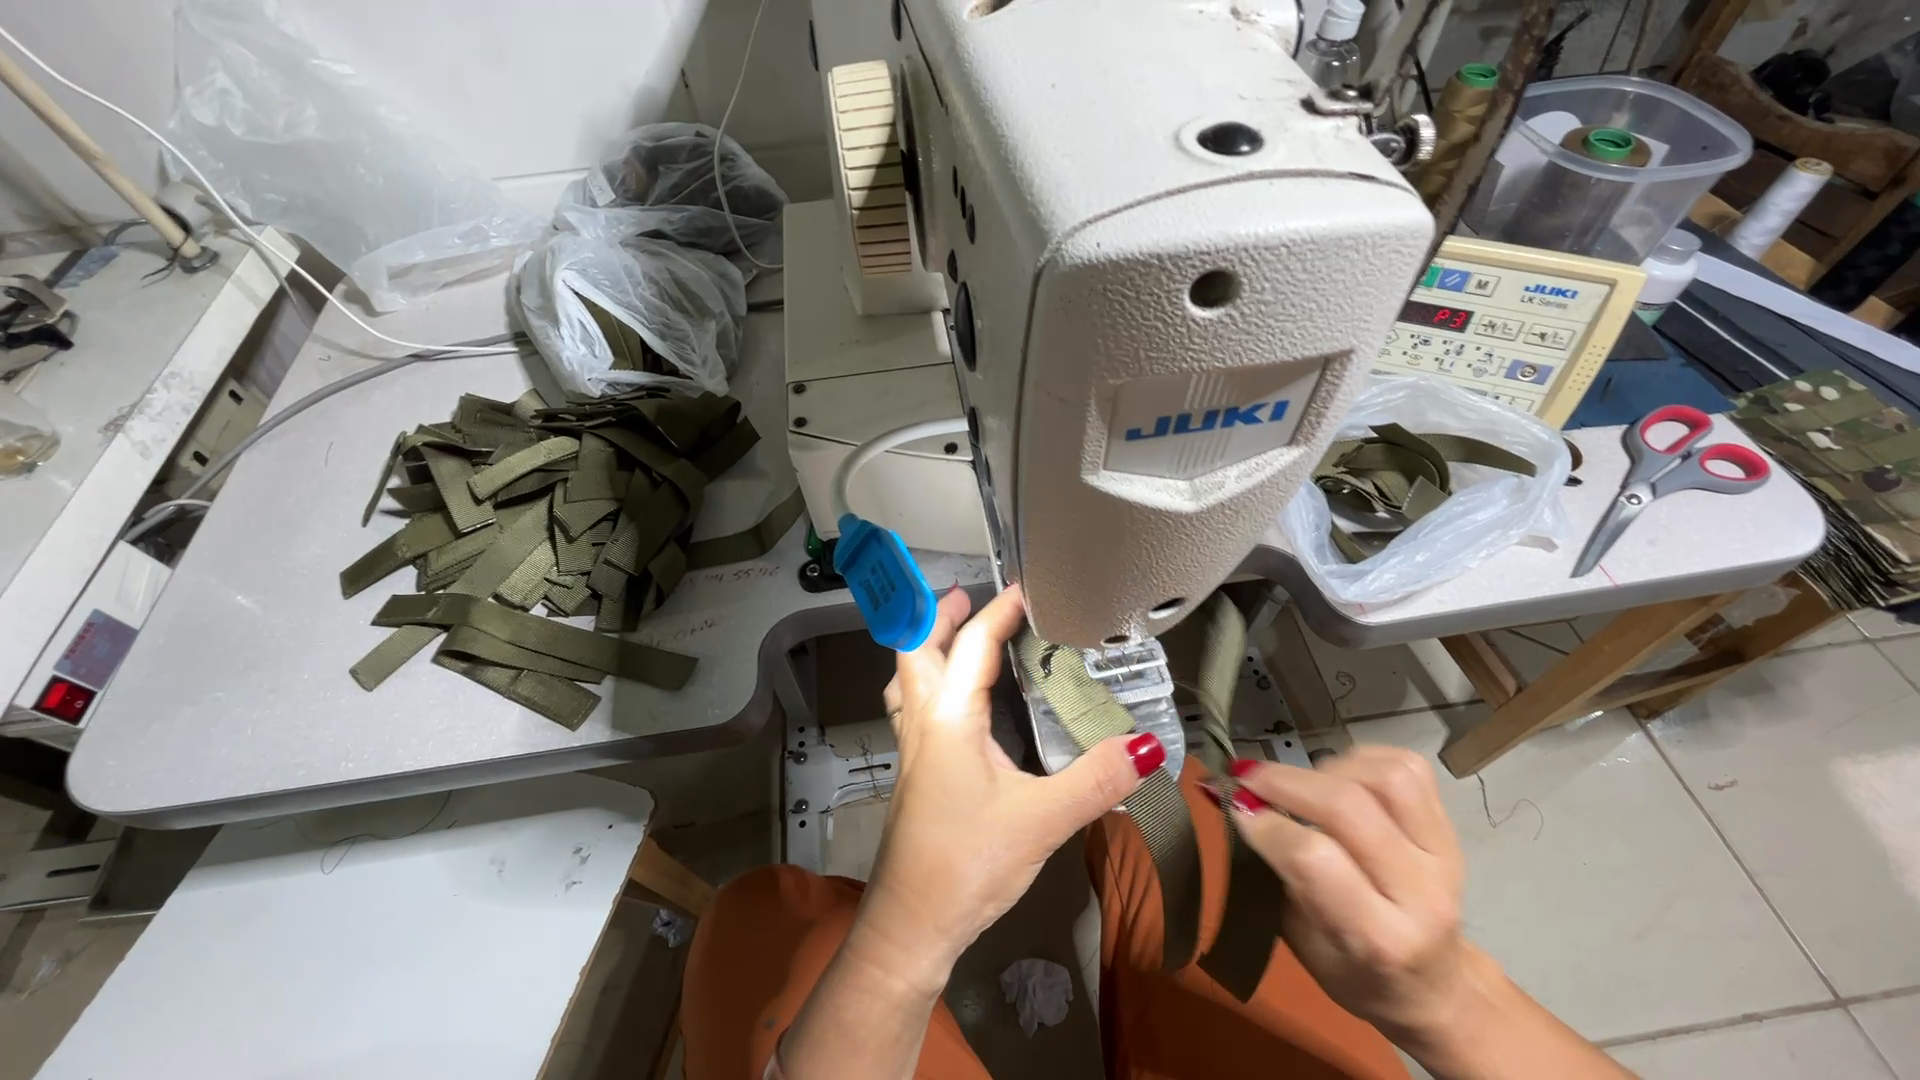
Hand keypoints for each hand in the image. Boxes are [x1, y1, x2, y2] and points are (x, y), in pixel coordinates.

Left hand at [856, 584, 1164, 991]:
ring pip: (907, 678)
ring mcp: (912, 749)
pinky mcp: (914, 774)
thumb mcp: (1042, 820)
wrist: (912, 924)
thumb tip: (1148, 744)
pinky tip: (953, 704)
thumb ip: (1096, 779)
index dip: (997, 610)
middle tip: (969, 595)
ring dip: (927, 647)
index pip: (971, 644)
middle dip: (938, 615)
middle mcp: (922, 722)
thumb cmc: (968, 863)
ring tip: (954, 632)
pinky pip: (912, 708)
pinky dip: (928, 684)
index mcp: (948, 718)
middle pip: (916, 648)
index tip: (1027, 588)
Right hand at [1227, 748, 1477, 1046]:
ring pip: (1384, 779)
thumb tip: (1232, 801)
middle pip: (1349, 808)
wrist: (1432, 987)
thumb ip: (1271, 871)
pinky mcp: (1451, 830)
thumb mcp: (1299, 939)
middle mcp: (1421, 895)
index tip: (1234, 807)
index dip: (1266, 825)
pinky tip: (1338, 777)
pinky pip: (1408, 768)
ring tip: (1300, 783)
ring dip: (1327, 769)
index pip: (1315, 859)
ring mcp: (1444, 857)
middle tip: (1247, 778)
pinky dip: (1363, 760)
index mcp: (1378, 939)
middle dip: (1284, 782)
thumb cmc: (1351, 970)